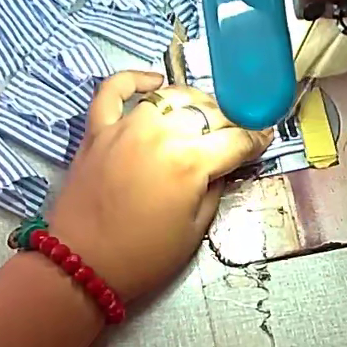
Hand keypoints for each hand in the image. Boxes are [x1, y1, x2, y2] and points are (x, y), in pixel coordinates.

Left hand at [46, 72, 270, 302]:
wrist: (82, 266)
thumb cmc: (145, 257)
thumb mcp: (195, 231)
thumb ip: (214, 190)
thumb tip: (222, 168)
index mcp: (190, 163)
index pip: (235, 140)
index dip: (255, 140)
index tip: (263, 140)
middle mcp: (160, 134)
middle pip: (207, 113)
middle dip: (228, 122)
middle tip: (233, 136)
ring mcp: (125, 127)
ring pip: (169, 97)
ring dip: (192, 103)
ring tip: (202, 115)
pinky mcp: (97, 130)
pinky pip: (114, 90)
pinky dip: (134, 80)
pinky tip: (154, 82)